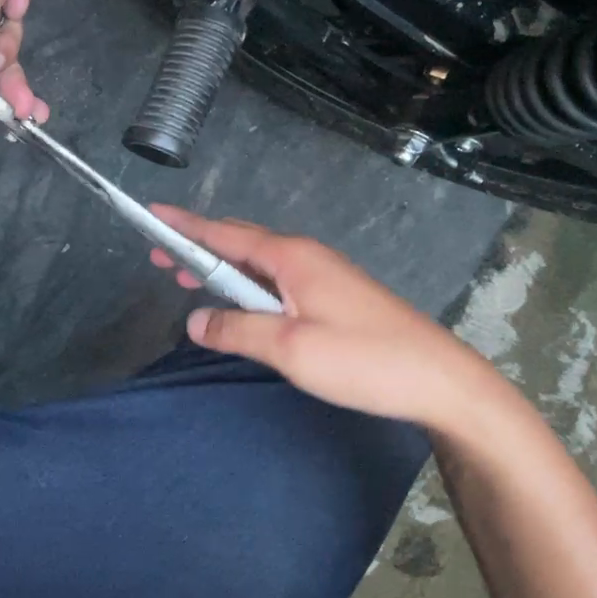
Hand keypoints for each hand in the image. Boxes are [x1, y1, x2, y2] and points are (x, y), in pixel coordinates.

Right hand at [148, 205, 505, 432]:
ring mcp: (323, 276)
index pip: (225, 233)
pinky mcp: (334, 296)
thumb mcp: (290, 349)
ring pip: (258, 262)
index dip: (185, 225)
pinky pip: (275, 278)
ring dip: (220, 268)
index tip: (152, 214)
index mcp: (291, 258)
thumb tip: (194, 321)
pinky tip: (238, 302)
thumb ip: (236, 331)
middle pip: (240, 241)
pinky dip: (245, 283)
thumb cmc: (364, 360)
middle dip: (197, 246)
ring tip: (186, 279)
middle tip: (159, 257)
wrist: (444, 382)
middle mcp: (306, 257)